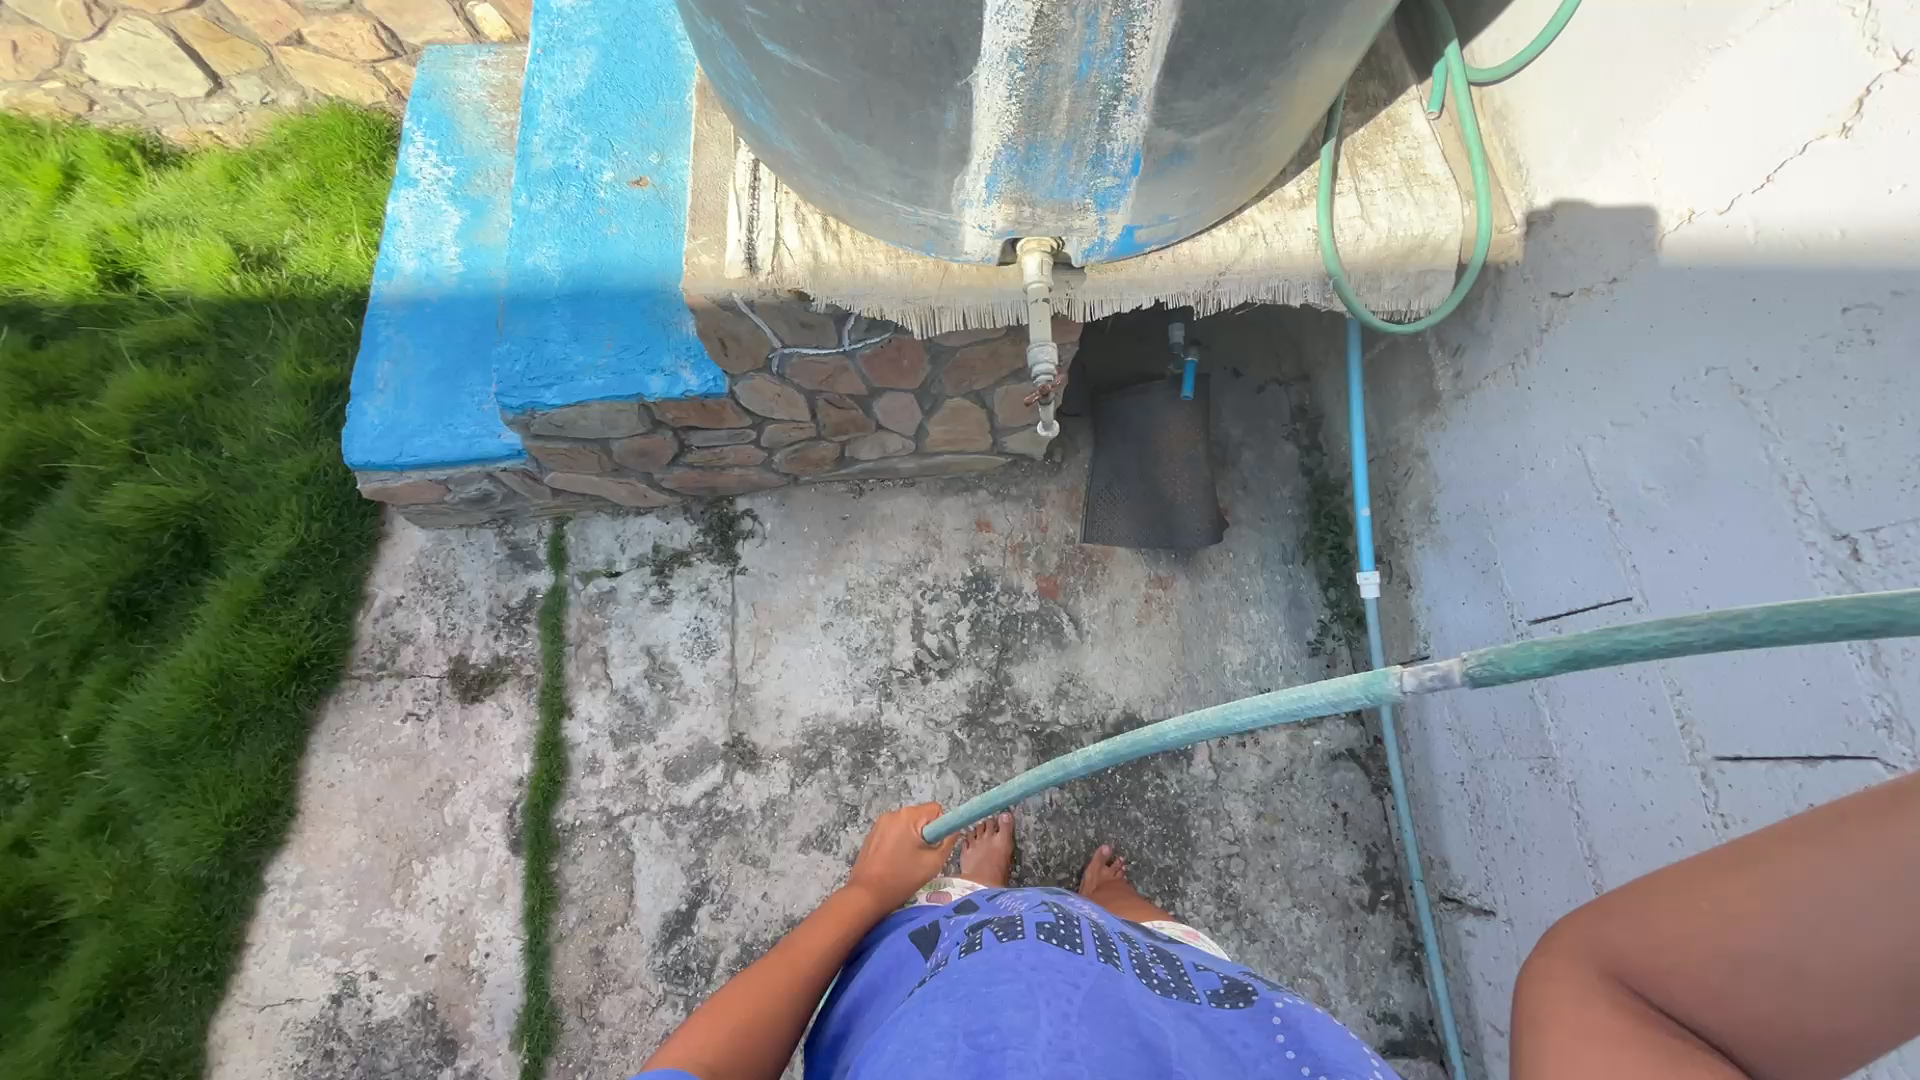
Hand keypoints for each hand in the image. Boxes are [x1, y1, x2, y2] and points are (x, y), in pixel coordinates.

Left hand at [844, 803, 958, 910]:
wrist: (866, 894)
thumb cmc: (902, 878)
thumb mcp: (934, 862)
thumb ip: (948, 841)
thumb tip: (953, 830)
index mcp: (909, 816)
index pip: (936, 810)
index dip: (941, 827)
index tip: (935, 846)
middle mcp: (894, 813)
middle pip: (921, 817)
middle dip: (925, 834)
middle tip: (922, 858)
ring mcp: (880, 822)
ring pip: (907, 826)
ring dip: (912, 839)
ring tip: (907, 862)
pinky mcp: (872, 833)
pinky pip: (894, 832)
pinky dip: (898, 843)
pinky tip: (894, 862)